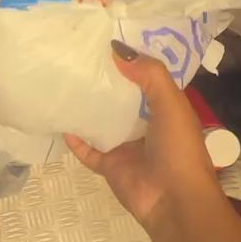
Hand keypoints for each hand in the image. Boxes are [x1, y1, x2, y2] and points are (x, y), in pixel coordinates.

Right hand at [64, 42, 223, 226]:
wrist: (174, 200)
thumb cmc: (178, 149)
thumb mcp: (171, 104)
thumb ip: (149, 75)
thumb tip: (116, 50)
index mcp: (166, 111)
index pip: (147, 81)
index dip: (132, 62)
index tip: (108, 41)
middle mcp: (146, 127)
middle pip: (121, 100)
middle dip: (105, 83)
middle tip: (79, 59)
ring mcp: (126, 147)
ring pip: (102, 123)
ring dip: (87, 109)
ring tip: (65, 84)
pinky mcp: (109, 166)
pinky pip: (88, 149)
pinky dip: (75, 139)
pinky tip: (62, 123)